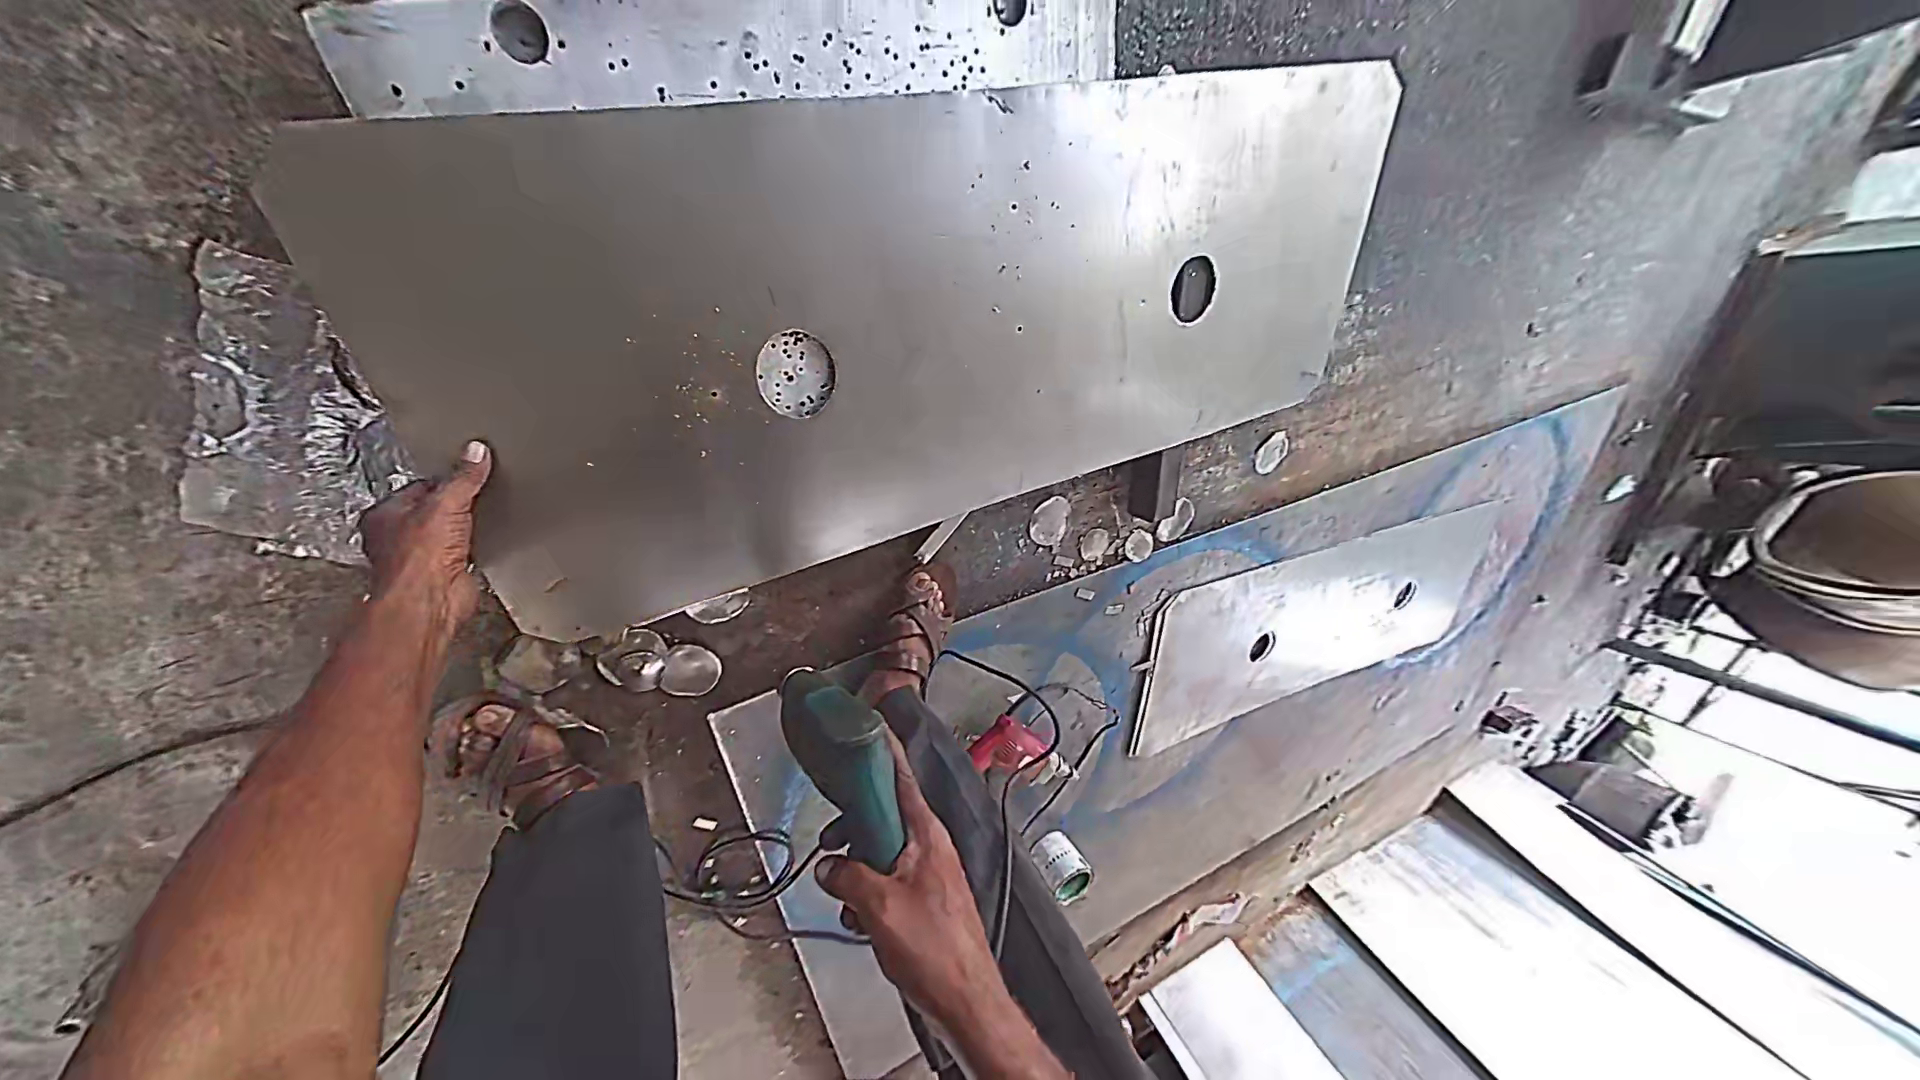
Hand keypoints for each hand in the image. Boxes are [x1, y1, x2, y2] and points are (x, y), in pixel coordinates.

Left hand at [359, 440, 492, 632]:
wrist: (431, 599)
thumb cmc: (419, 556)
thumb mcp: (446, 504)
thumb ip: (463, 478)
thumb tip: (476, 451)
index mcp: (385, 514)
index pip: (420, 487)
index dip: (447, 479)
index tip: (471, 472)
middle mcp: (398, 536)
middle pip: (433, 510)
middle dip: (456, 504)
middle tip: (481, 492)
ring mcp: (420, 557)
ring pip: (446, 532)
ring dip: (465, 528)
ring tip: (486, 515)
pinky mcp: (443, 574)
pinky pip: (463, 552)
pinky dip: (475, 547)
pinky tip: (486, 542)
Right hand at [815, 733, 1006, 1030]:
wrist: (966, 998)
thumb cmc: (938, 951)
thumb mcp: (879, 907)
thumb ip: (848, 878)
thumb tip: (830, 866)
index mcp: (927, 834)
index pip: (903, 777)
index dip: (885, 751)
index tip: (870, 729)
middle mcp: (931, 845)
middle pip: (887, 814)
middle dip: (855, 826)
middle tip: (833, 838)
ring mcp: (930, 870)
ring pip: (886, 848)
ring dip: (859, 865)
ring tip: (845, 890)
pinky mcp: (926, 895)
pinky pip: (891, 877)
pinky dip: (871, 889)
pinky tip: (862, 915)